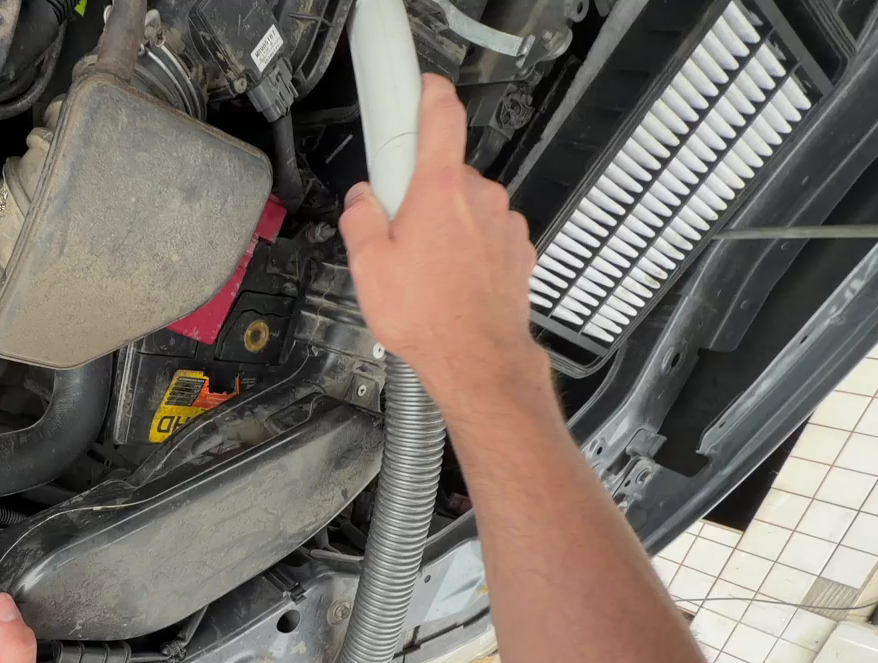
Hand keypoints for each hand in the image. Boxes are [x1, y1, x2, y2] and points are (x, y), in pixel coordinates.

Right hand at [339, 75, 551, 421]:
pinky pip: (484, 235)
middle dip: (418, 197)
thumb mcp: (369, 268)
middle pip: (444, 175)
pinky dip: (465, 250)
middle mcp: (479, 197)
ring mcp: (504, 222)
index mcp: (439, 190)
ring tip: (421, 272)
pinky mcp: (517, 249)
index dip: (428, 95)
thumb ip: (360, 220)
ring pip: (465, 209)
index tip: (419, 89)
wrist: (475, 357)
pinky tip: (446, 284)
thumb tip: (361, 200)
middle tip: (395, 235)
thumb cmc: (425, 315)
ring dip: (442, 228)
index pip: (441, 117)